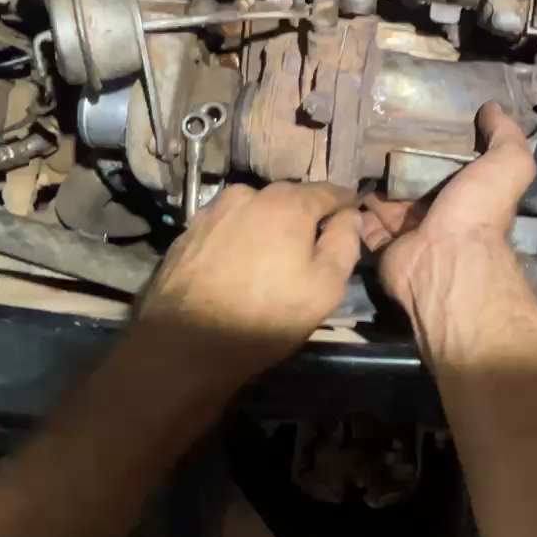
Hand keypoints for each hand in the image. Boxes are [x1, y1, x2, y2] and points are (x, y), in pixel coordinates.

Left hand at [134, 182, 361, 381]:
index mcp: (288, 202)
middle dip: (306, 217)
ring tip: (272, 260)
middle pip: (291, 198)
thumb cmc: (266, 316)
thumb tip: (350, 215)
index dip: (346, 205)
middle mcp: (249, 194)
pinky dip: (240, 239)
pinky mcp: (188, 232)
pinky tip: (238, 268)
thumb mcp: (326, 288)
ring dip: (269, 227)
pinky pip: (228, 227)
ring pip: (256, 211)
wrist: (183, 345)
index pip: (330, 191)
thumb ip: (345, 243)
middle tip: (313, 249)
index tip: (352, 219)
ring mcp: (213, 210)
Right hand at [360, 103, 535, 328]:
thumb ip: (505, 135)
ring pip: (384, 197)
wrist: (445, 260)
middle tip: (370, 125)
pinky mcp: (382, 244)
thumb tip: (493, 106)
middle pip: (412, 177)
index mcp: (467, 192)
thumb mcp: (508, 163)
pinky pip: (362, 222)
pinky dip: (353, 206)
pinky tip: (341, 180)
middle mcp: (438, 210)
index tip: (413, 109)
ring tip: (349, 147)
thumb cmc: (478, 210)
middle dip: (394, 156)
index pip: (447, 160)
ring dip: (370, 178)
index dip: (434, 139)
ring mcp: (408, 229)